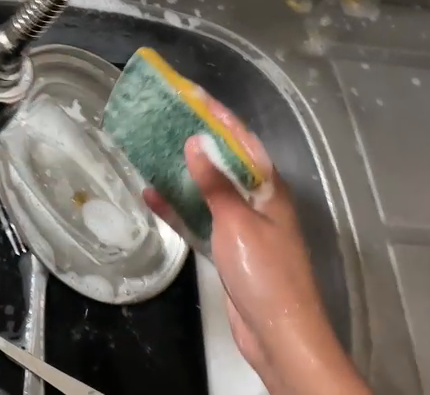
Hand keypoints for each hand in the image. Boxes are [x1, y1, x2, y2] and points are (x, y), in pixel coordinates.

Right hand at [145, 100, 368, 394]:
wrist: (280, 338)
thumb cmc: (267, 274)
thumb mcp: (238, 222)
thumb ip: (216, 183)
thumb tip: (196, 141)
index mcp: (269, 189)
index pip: (242, 140)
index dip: (218, 115)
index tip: (190, 92)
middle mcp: (257, 202)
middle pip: (224, 161)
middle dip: (195, 139)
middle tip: (162, 117)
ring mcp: (243, 226)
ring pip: (209, 189)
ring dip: (182, 172)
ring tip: (149, 149)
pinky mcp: (229, 250)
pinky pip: (200, 218)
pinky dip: (178, 208)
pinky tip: (151, 195)